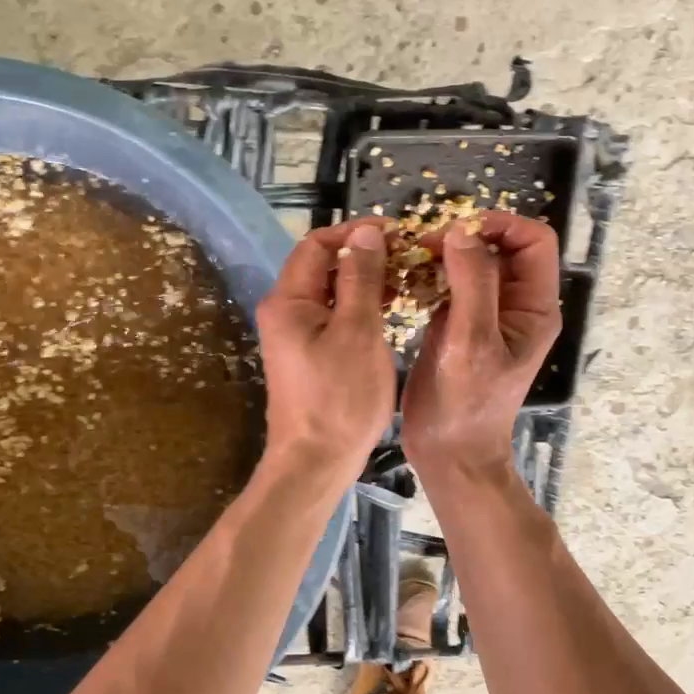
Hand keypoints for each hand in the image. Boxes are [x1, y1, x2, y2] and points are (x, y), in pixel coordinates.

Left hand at [254, 218, 395, 482]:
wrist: (314, 461)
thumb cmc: (339, 399)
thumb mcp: (357, 332)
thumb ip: (361, 277)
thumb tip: (366, 232)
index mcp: (288, 300)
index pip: (317, 244)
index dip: (356, 233)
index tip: (398, 234)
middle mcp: (284, 311)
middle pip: (323, 265)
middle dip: (365, 255)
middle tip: (410, 256)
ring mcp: (294, 334)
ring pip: (332, 291)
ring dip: (366, 280)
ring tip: (408, 279)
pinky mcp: (307, 354)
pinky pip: (334, 316)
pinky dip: (360, 306)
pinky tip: (392, 307)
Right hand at [401, 212, 562, 477]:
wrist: (449, 451)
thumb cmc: (467, 404)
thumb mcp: (472, 342)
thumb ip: (472, 283)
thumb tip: (462, 231)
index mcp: (533, 307)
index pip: (534, 241)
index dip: (501, 225)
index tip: (458, 228)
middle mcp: (513, 305)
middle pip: (498, 248)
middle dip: (464, 237)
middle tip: (422, 243)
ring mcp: (483, 315)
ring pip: (469, 264)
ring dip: (440, 255)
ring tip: (407, 258)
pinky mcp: (455, 326)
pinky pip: (446, 287)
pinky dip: (426, 277)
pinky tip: (402, 281)